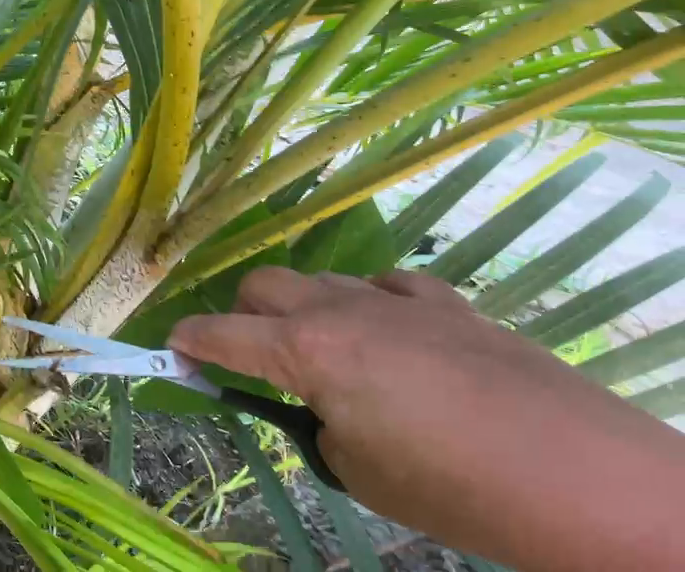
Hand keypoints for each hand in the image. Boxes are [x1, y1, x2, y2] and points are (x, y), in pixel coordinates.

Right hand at [171, 266, 684, 571]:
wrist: (599, 488)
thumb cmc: (461, 491)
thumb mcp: (362, 474)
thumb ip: (318, 426)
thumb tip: (319, 407)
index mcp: (305, 352)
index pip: (219, 334)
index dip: (188, 342)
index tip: (173, 351)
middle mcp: (339, 312)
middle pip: (263, 286)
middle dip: (243, 315)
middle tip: (256, 357)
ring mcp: (398, 302)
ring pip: (322, 280)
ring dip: (307, 308)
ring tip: (331, 351)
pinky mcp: (453, 307)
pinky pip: (391, 285)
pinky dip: (375, 302)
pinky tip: (393, 332)